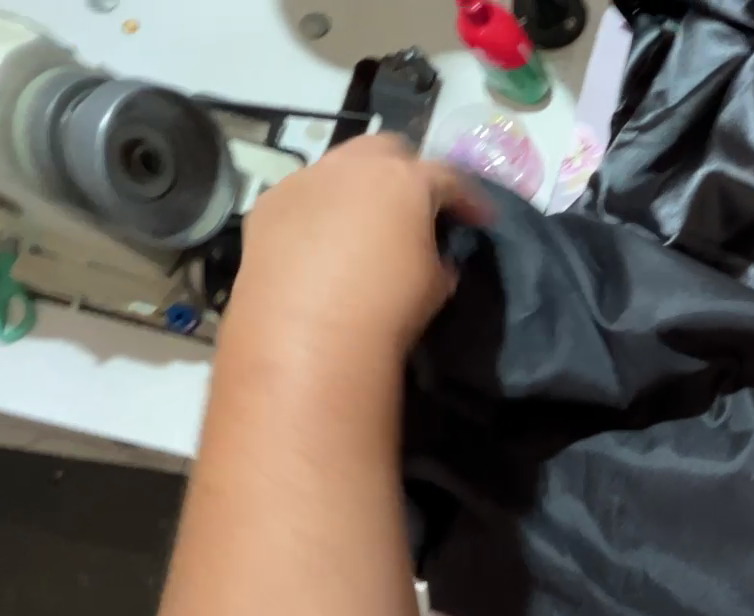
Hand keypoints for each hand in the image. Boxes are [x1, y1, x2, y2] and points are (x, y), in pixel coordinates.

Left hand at [222, 134, 488, 365]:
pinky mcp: (270, 203)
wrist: (311, 328)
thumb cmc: (392, 302)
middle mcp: (352, 166)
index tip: (482, 220)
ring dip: (366, 189)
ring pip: (343, 168)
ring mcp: (304, 179)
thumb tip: (434, 250)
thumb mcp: (439, 280)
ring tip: (374, 226)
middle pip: (389, 150)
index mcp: (405, 181)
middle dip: (412, 172)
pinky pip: (309, 195)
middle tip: (424, 208)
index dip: (471, 199)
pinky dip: (328, 210)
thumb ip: (440, 252)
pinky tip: (332, 244)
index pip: (450, 177)